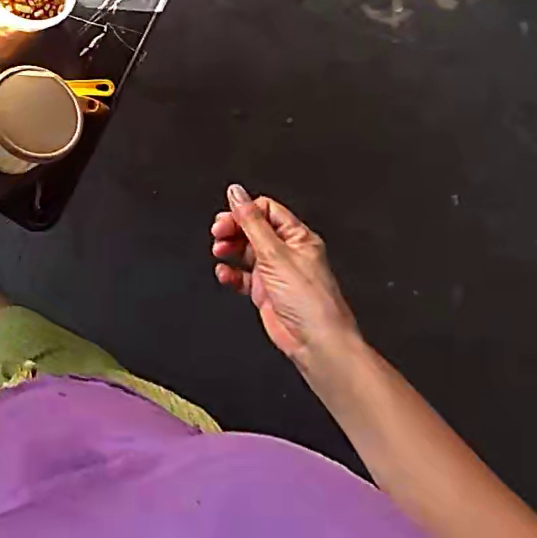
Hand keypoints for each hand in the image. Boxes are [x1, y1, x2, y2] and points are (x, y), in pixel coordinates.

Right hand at [212, 184, 359, 366]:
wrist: (317, 344)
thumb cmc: (310, 302)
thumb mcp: (274, 252)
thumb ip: (250, 221)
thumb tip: (236, 193)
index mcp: (298, 238)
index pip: (265, 210)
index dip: (244, 212)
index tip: (228, 219)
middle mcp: (287, 252)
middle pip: (251, 228)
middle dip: (231, 229)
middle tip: (219, 234)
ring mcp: (275, 271)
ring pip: (243, 249)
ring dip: (228, 249)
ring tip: (220, 252)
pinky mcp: (264, 290)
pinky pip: (240, 274)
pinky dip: (230, 272)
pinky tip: (226, 274)